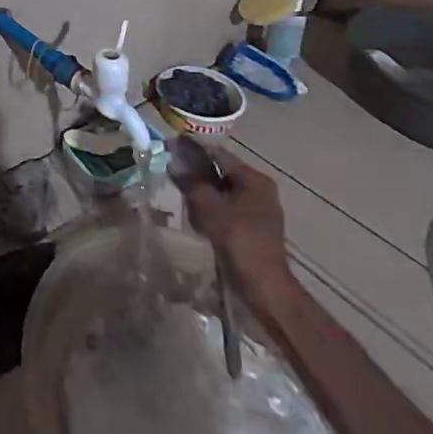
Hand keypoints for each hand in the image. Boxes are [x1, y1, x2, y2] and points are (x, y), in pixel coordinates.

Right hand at [175, 143, 294, 303]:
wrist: (263, 283)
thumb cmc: (236, 237)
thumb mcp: (207, 205)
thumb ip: (189, 180)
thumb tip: (173, 161)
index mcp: (254, 178)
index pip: (218, 153)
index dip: (192, 150)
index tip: (169, 150)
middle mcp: (260, 189)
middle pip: (221, 172)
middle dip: (197, 176)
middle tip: (174, 179)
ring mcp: (260, 209)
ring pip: (223, 191)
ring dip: (203, 195)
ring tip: (186, 204)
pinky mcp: (255, 226)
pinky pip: (228, 208)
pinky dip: (213, 209)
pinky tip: (199, 221)